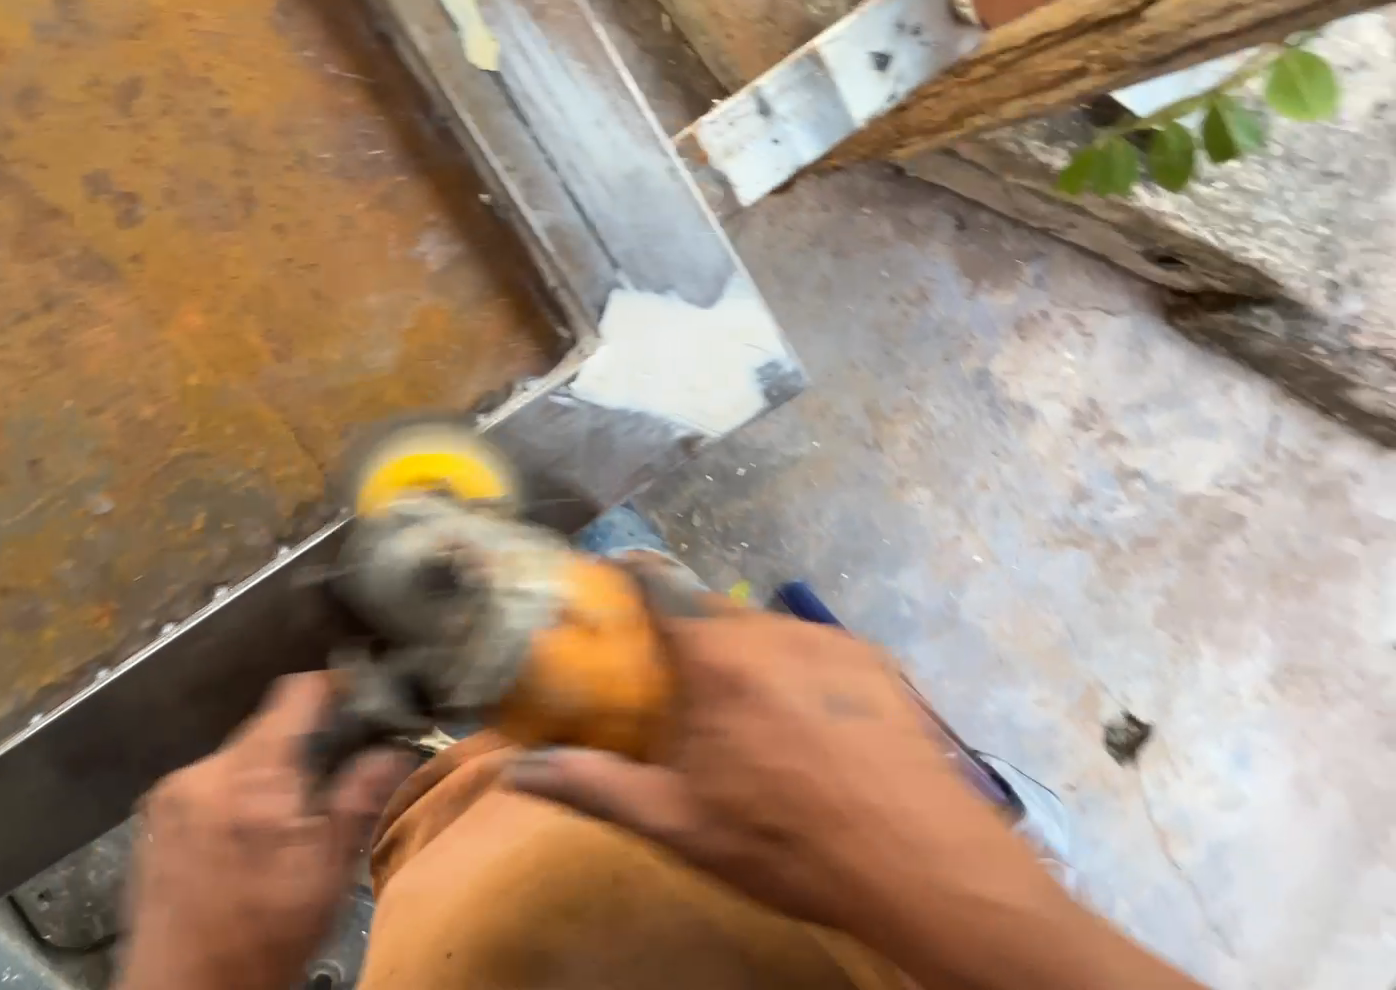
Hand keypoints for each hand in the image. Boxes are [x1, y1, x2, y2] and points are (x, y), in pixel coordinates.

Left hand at [118, 673, 415, 989]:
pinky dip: (236, 793)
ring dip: (269, 773)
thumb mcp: (328, 876)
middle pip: (268, 726)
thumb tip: (392, 751)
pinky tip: (247, 840)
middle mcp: (205, 773)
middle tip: (327, 784)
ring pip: (240, 755)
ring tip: (285, 825)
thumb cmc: (260, 944)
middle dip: (302, 747)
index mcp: (253, 779)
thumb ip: (358, 800)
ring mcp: (174, 793)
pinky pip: (211, 780)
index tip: (354, 699)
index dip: (332, 690)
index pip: (296, 694)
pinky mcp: (158, 814)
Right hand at [506, 570, 1203, 989]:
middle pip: (705, 606)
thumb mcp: (676, 822)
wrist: (929, 869)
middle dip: (679, 631)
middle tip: (668, 680)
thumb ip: (591, 785)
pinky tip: (801, 721)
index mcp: (713, 655)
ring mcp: (828, 639)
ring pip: (758, 626)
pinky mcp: (874, 660)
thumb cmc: (786, 841)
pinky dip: (786, 665)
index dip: (624, 572)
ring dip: (734, 650)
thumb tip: (512, 773)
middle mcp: (767, 628)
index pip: (654, 579)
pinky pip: (807, 645)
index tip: (604, 582)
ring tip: (737, 708)